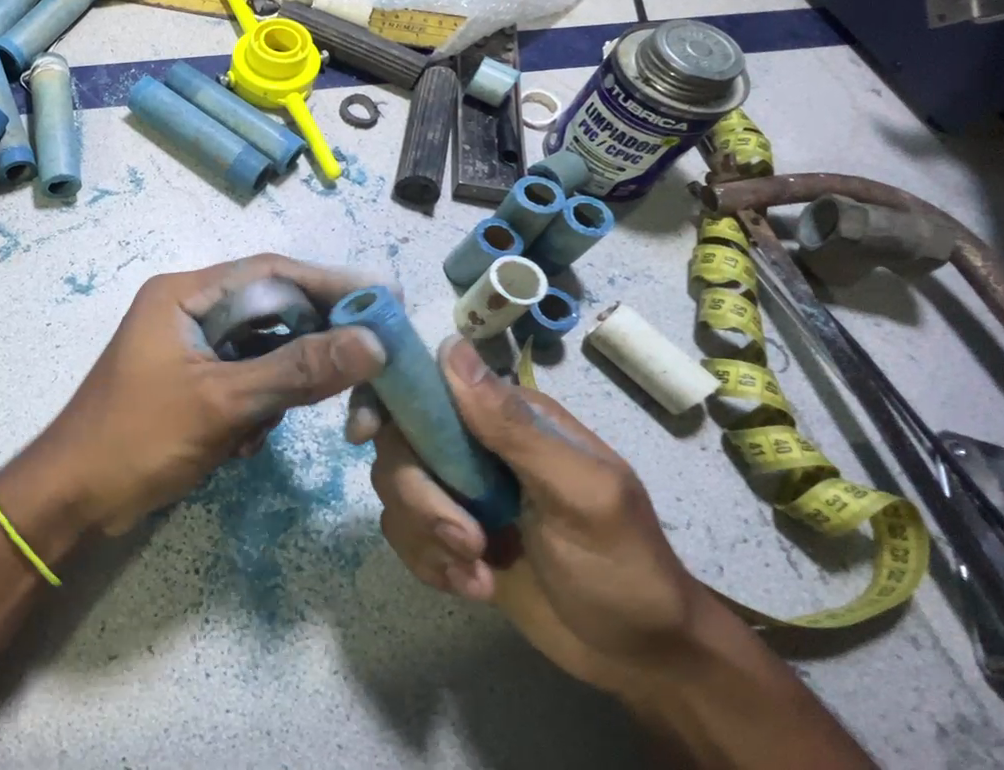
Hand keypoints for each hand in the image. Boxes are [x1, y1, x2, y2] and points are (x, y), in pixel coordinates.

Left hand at [25, 254, 388, 535]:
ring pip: (263, 354)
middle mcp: (189, 312)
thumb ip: (297, 371)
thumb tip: (373, 343)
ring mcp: (190, 350)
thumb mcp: (222, 403)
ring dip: (278, 391)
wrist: (74, 498)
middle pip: (272, 313)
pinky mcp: (193, 385)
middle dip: (310, 350)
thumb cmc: (137, 439)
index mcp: (184, 295)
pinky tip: (240, 445)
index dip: (331, 284)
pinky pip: (246, 384)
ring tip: (264, 428)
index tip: (386, 301)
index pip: (272, 272)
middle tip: (364, 373)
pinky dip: (256, 411)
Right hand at [352, 335, 722, 695]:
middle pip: (399, 445)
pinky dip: (430, 564)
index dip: (387, 398)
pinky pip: (403, 534)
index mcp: (508, 418)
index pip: (429, 384)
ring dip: (428, 537)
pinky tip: (476, 586)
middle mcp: (474, 447)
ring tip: (480, 571)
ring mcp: (459, 493)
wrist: (639, 657)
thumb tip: (450, 346)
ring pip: (395, 491)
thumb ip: (513, 426)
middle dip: (421, 497)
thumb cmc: (624, 566)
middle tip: (468, 540)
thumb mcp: (580, 493)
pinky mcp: (449, 537)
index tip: (365, 432)